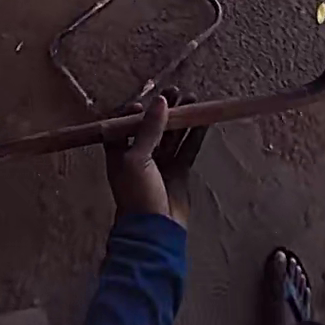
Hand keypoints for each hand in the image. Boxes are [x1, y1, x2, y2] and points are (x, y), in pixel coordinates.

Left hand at [103, 93, 206, 226]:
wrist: (155, 232)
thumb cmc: (137, 193)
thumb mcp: (138, 158)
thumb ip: (149, 129)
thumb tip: (160, 101)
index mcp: (120, 150)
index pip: (125, 123)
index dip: (136, 110)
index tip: (147, 102)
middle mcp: (139, 154)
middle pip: (152, 125)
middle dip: (164, 108)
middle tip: (178, 91)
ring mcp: (159, 163)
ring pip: (171, 135)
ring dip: (182, 118)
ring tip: (194, 100)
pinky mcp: (178, 172)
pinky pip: (187, 149)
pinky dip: (195, 135)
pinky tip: (204, 122)